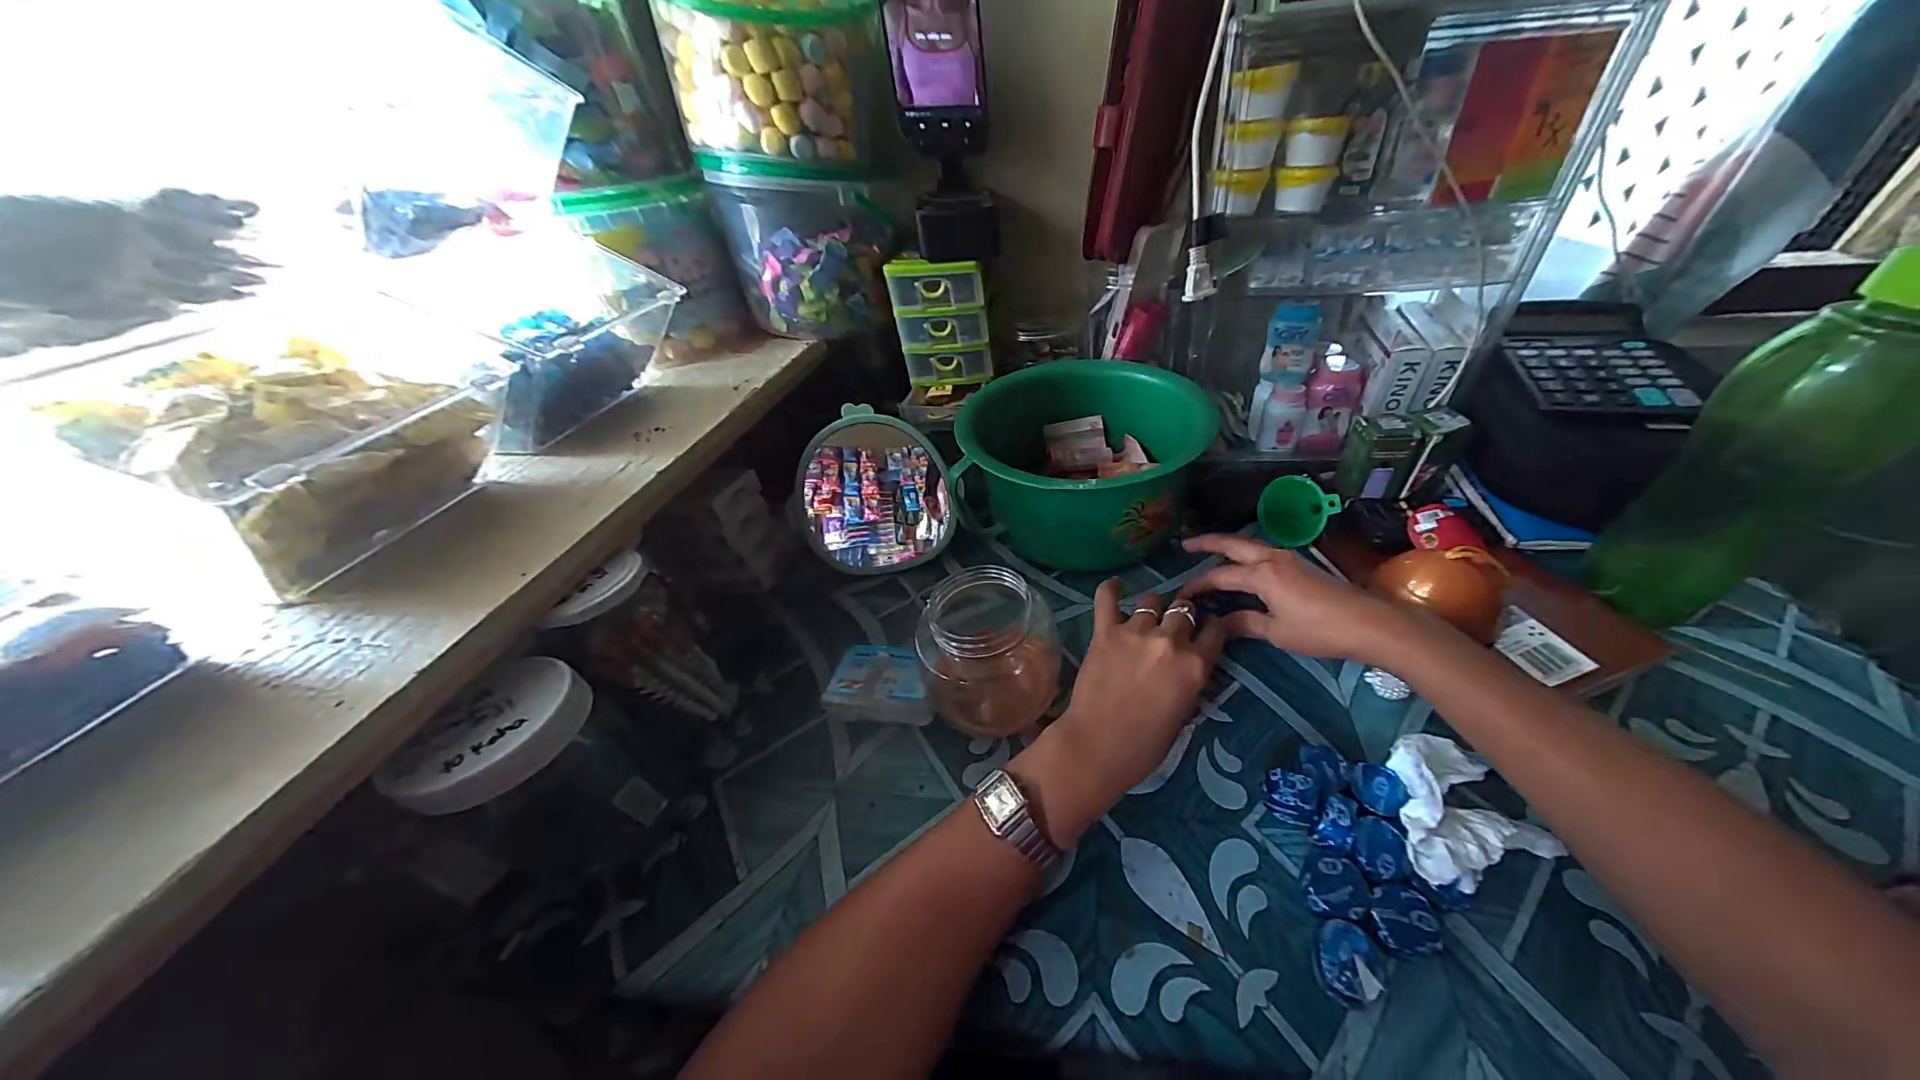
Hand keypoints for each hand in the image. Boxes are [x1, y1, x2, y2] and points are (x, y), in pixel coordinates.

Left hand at [1010, 580, 1225, 845]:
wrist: (1098, 746)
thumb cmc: (1146, 744)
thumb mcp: (1184, 714)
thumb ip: (1191, 683)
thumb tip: (1191, 668)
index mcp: (1196, 665)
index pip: (1215, 630)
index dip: (1212, 627)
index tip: (1206, 629)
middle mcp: (1170, 641)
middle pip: (1184, 611)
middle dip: (1182, 617)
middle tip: (1172, 628)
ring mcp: (1136, 632)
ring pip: (1152, 601)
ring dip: (1152, 609)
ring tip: (1146, 619)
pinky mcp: (1105, 632)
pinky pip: (1107, 597)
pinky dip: (1112, 589)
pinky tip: (1116, 587)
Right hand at [1177, 533, 1407, 662]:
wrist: (1371, 624)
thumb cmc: (1321, 630)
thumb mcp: (1277, 632)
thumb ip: (1245, 623)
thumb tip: (1220, 623)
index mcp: (1262, 575)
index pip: (1219, 576)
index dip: (1197, 585)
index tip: (1181, 595)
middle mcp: (1272, 559)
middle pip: (1232, 544)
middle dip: (1207, 542)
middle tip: (1185, 544)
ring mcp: (1288, 559)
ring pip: (1249, 545)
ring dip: (1227, 546)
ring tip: (1209, 552)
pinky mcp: (1300, 566)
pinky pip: (1262, 553)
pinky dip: (1244, 554)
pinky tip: (1242, 565)